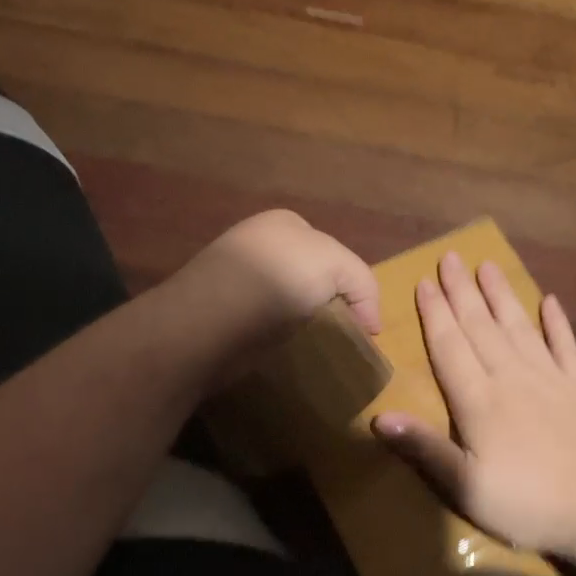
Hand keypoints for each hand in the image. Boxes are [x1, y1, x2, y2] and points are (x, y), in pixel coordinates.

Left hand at [175, 210, 382, 344]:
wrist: (206, 322)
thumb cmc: (274, 283)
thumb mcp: (334, 265)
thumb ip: (362, 283)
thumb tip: (369, 325)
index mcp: (286, 224)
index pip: (336, 256)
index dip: (354, 292)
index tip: (360, 326)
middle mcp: (260, 244)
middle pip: (312, 279)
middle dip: (327, 306)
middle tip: (339, 339)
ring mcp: (237, 277)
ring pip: (288, 302)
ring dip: (302, 325)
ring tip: (310, 349)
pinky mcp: (222, 312)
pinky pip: (263, 324)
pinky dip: (276, 338)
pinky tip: (279, 351)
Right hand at [373, 253, 575, 558]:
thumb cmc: (530, 505)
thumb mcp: (467, 489)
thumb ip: (425, 450)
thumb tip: (379, 416)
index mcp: (480, 402)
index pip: (450, 349)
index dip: (435, 315)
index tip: (424, 283)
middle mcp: (513, 379)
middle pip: (482, 328)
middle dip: (462, 292)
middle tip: (450, 257)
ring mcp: (553, 380)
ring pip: (520, 327)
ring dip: (502, 296)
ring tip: (488, 266)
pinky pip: (566, 346)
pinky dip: (556, 323)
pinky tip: (548, 301)